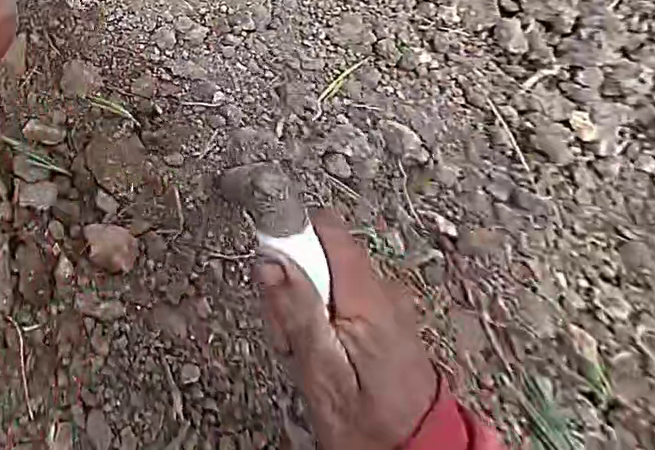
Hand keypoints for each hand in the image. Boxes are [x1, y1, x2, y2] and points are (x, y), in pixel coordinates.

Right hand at [256, 209, 440, 449]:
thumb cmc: (374, 428)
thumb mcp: (324, 375)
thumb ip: (298, 313)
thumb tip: (272, 263)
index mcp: (365, 295)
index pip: (324, 227)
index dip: (291, 236)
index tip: (269, 264)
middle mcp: (380, 288)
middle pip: (321, 251)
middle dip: (294, 281)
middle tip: (288, 331)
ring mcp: (384, 301)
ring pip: (328, 275)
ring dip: (306, 303)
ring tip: (307, 351)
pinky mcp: (383, 315)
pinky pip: (342, 295)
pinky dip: (324, 316)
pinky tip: (325, 352)